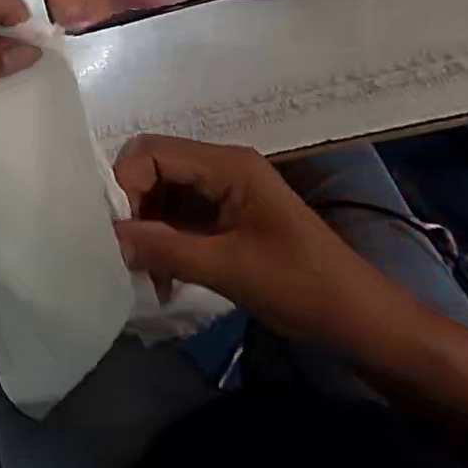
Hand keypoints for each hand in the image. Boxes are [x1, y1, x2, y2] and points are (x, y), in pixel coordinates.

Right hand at [111, 135, 398, 346]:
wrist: (357, 316)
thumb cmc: (301, 286)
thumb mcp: (230, 269)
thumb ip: (166, 249)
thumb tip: (110, 237)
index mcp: (228, 165)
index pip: (152, 152)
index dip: (125, 185)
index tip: (117, 233)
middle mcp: (222, 165)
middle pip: (154, 165)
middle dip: (132, 205)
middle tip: (123, 251)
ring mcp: (224, 188)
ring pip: (163, 190)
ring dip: (146, 226)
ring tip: (143, 272)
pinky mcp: (225, 212)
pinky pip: (179, 212)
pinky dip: (163, 238)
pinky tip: (162, 276)